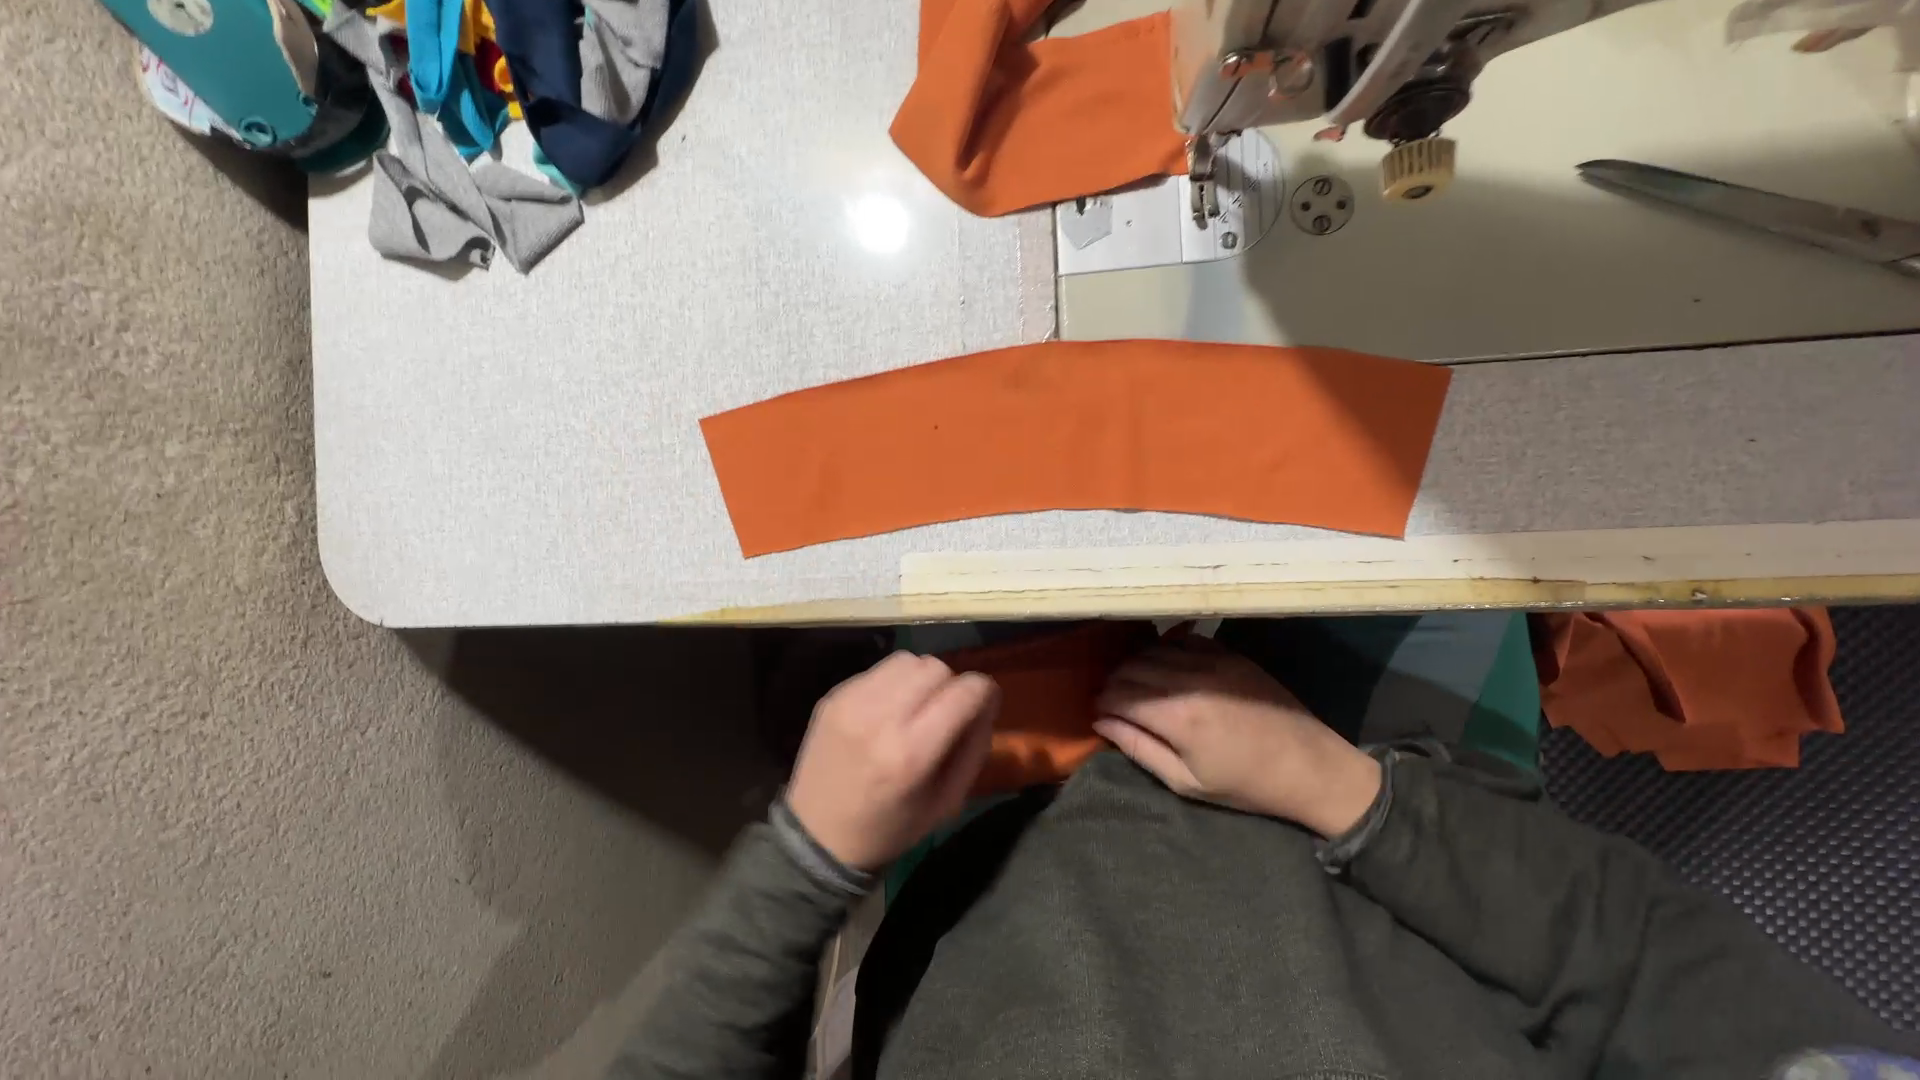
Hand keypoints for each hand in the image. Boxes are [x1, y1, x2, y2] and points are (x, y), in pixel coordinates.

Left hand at [786, 651, 1000, 870]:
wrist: (817, 837)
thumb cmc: (890, 828)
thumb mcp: (947, 802)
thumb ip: (974, 748)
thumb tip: (986, 704)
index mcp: (912, 752)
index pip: (966, 692)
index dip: (985, 692)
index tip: (985, 704)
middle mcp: (880, 718)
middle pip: (937, 667)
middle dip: (952, 685)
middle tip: (947, 711)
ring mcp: (851, 702)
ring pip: (908, 660)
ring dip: (922, 679)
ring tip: (917, 707)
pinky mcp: (833, 696)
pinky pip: (878, 671)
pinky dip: (894, 684)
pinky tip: (888, 711)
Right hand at [1093, 637, 1380, 837]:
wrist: (1309, 767)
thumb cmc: (1244, 784)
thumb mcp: (1185, 782)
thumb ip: (1139, 748)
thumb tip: (1102, 723)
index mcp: (1176, 716)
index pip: (1119, 694)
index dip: (1102, 702)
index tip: (1099, 712)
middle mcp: (1190, 679)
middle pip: (1132, 667)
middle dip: (1115, 682)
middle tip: (1113, 700)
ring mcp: (1213, 662)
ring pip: (1155, 650)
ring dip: (1137, 664)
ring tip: (1136, 684)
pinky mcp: (1230, 655)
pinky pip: (1185, 641)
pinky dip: (1167, 650)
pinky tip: (1166, 666)